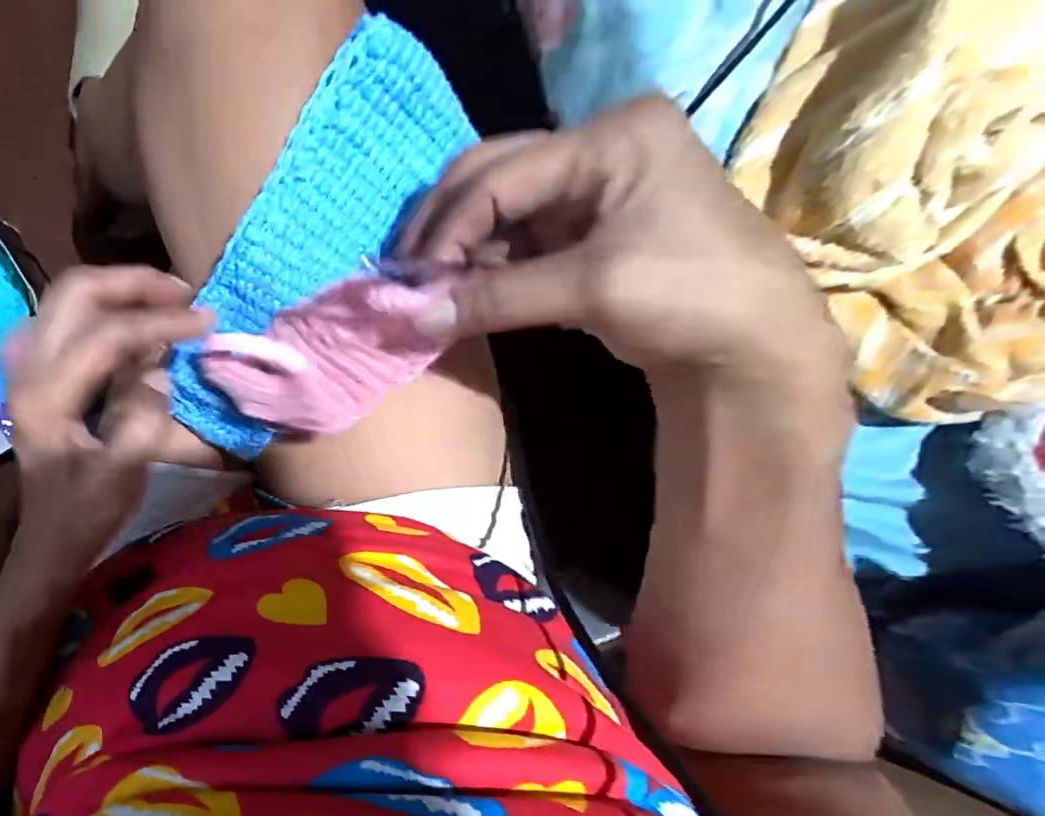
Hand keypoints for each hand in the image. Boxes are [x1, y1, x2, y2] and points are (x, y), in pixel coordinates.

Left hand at [4, 267, 211, 576]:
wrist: (48, 542)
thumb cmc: (83, 516)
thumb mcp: (121, 475)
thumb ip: (143, 415)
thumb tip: (161, 369)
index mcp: (44, 397)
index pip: (105, 335)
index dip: (160, 322)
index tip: (207, 322)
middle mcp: (26, 371)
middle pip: (74, 293)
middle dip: (132, 284)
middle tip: (182, 295)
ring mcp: (24, 370)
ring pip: (66, 301)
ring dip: (117, 293)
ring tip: (165, 303)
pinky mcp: (34, 377)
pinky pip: (64, 322)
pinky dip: (101, 313)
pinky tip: (130, 328)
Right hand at [399, 96, 848, 396]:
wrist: (744, 339)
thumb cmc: (688, 294)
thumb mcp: (588, 289)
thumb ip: (495, 298)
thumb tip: (411, 318)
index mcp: (610, 138)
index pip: (498, 175)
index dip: (448, 230)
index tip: (417, 285)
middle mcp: (591, 147)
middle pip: (484, 175)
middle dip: (440, 228)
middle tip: (407, 277)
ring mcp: (581, 185)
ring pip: (487, 206)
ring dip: (453, 248)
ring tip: (429, 290)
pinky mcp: (571, 224)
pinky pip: (503, 235)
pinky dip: (473, 264)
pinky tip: (457, 291)